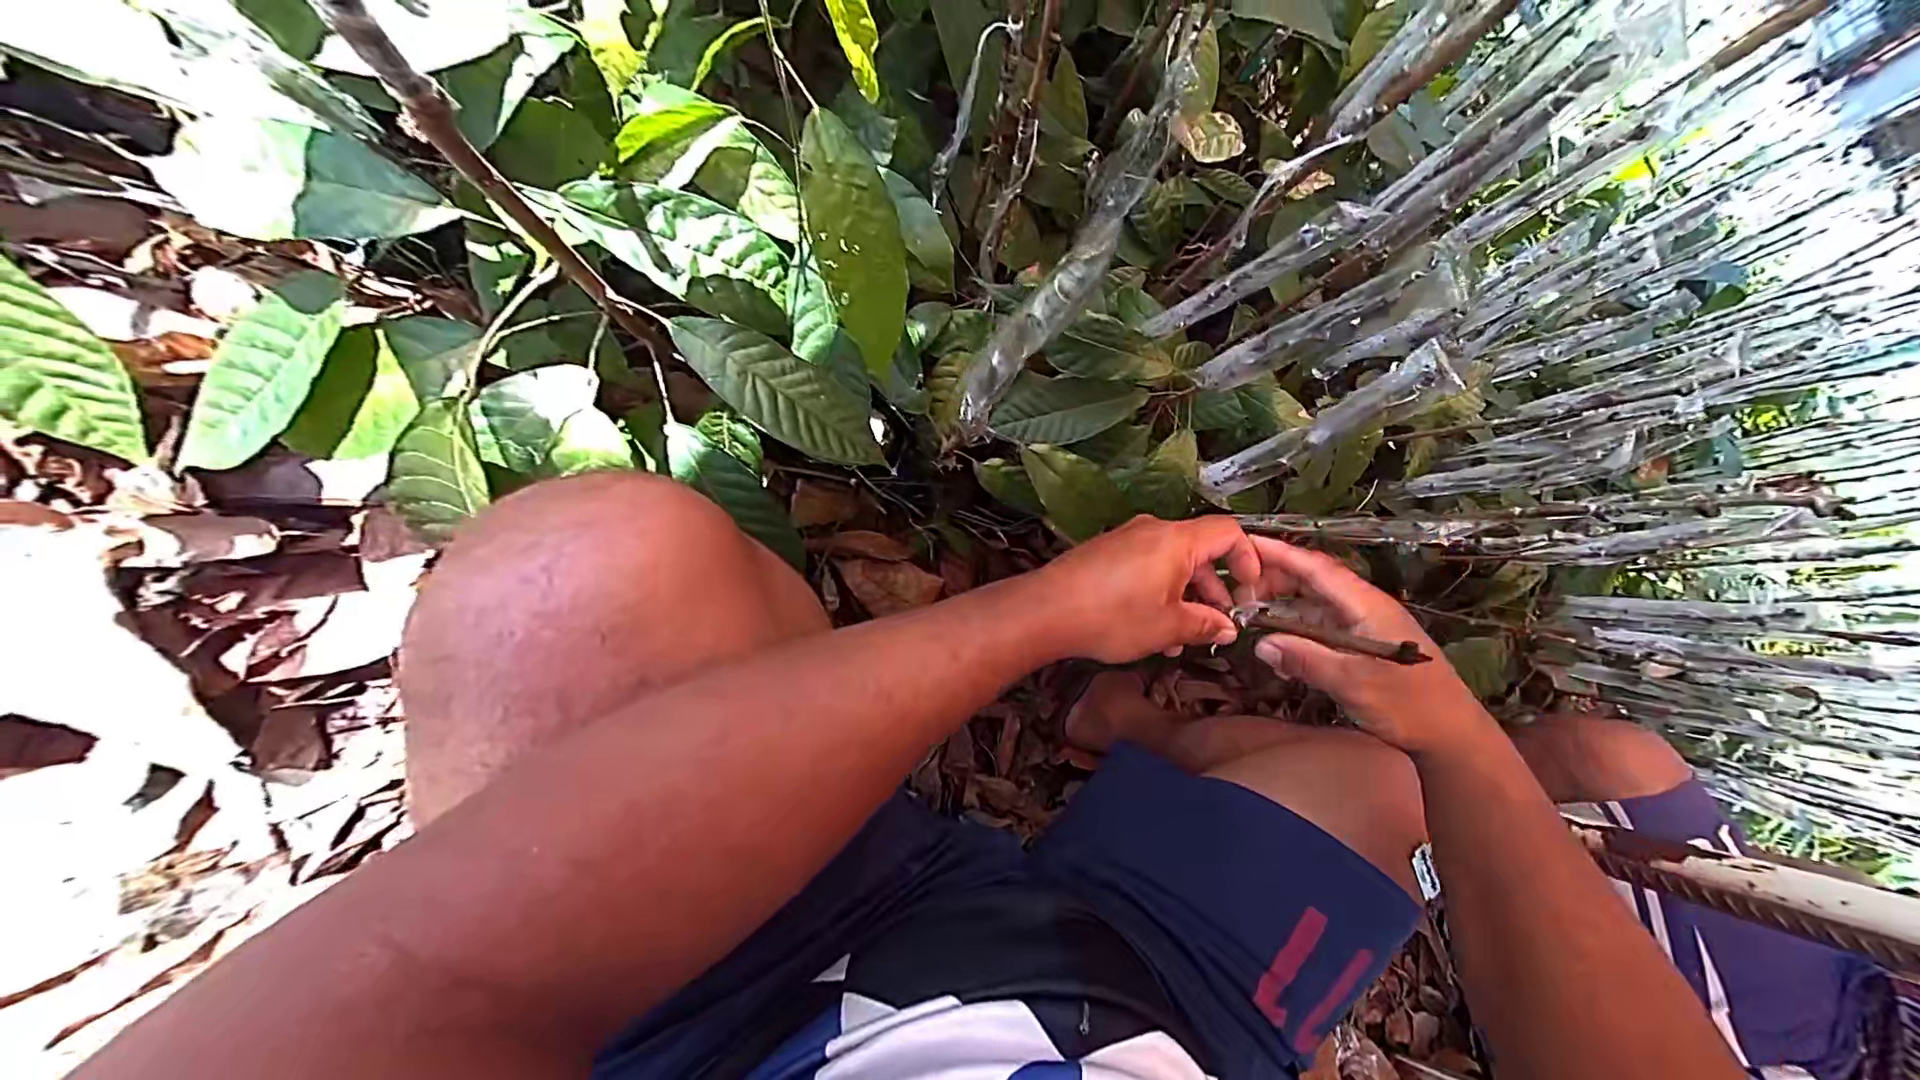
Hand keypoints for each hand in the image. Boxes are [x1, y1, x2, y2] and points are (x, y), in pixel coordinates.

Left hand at [1028, 515, 1261, 663]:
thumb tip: (1226, 627)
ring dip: (1183, 597)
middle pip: (1198, 551)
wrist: (1045, 610)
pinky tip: (1151, 628)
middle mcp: (1151, 530)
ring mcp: (1125, 539)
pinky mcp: (1104, 553)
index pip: (1228, 533)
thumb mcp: (1167, 627)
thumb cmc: (1111, 616)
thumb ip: (1204, 625)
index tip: (1249, 589)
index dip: (1248, 559)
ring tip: (1180, 637)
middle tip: (1216, 623)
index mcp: (1176, 539)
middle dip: (1212, 589)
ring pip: (1169, 564)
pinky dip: (1157, 592)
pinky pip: (1143, 566)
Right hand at [1245, 537, 1489, 754]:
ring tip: (1249, 620)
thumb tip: (1262, 644)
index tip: (1244, 543)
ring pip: (1309, 604)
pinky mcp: (1356, 645)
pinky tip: (1277, 652)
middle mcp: (1361, 608)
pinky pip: (1316, 628)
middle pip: (1309, 580)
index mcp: (1365, 605)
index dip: (1279, 552)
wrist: (1452, 737)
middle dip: (1272, 580)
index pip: (1315, 567)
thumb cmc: (1410, 705)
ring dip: (1278, 608)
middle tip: (1238, 594)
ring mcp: (1359, 626)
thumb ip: (1306, 660)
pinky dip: (1292, 633)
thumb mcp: (1354, 683)